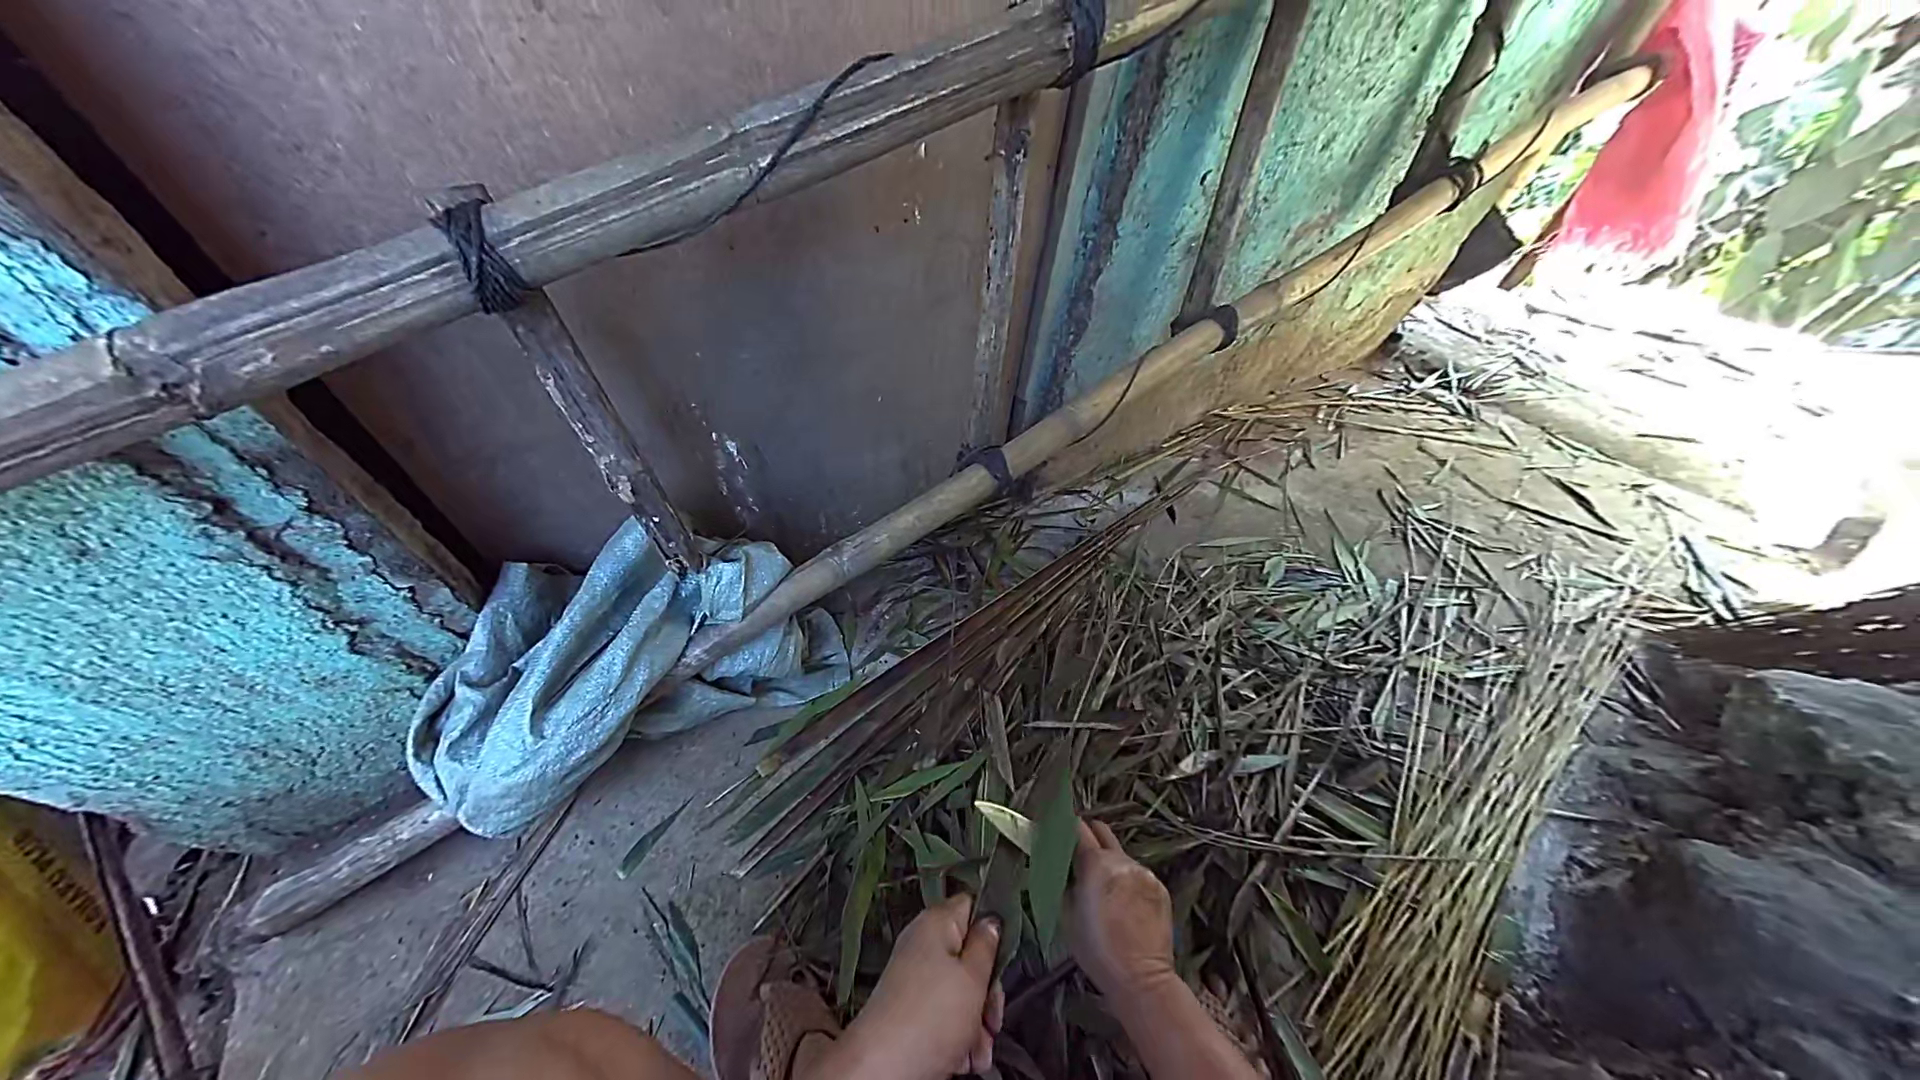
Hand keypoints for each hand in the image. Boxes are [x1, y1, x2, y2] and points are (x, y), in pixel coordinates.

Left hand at [832, 894, 1004, 1079]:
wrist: (882, 1069)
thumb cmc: (932, 1016)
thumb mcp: (973, 978)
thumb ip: (988, 945)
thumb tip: (991, 921)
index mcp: (936, 922)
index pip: (972, 905)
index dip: (992, 928)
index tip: (1003, 959)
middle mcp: (923, 943)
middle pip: (970, 955)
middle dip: (987, 993)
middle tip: (992, 1021)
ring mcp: (915, 976)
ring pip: (960, 989)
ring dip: (976, 1023)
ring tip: (978, 1053)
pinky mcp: (910, 1008)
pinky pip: (943, 1011)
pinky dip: (958, 1034)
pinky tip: (965, 1060)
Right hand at [1068, 820, 1176, 998]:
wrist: (1142, 980)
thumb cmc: (1096, 950)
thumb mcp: (1066, 913)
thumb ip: (1063, 879)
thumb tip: (1060, 862)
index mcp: (1096, 863)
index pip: (1078, 828)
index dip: (1066, 829)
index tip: (1058, 835)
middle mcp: (1122, 860)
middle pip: (1102, 831)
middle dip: (1089, 836)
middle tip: (1078, 855)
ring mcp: (1144, 872)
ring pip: (1120, 854)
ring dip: (1109, 862)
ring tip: (1104, 888)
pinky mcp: (1160, 886)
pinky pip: (1137, 873)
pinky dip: (1126, 879)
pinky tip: (1124, 903)